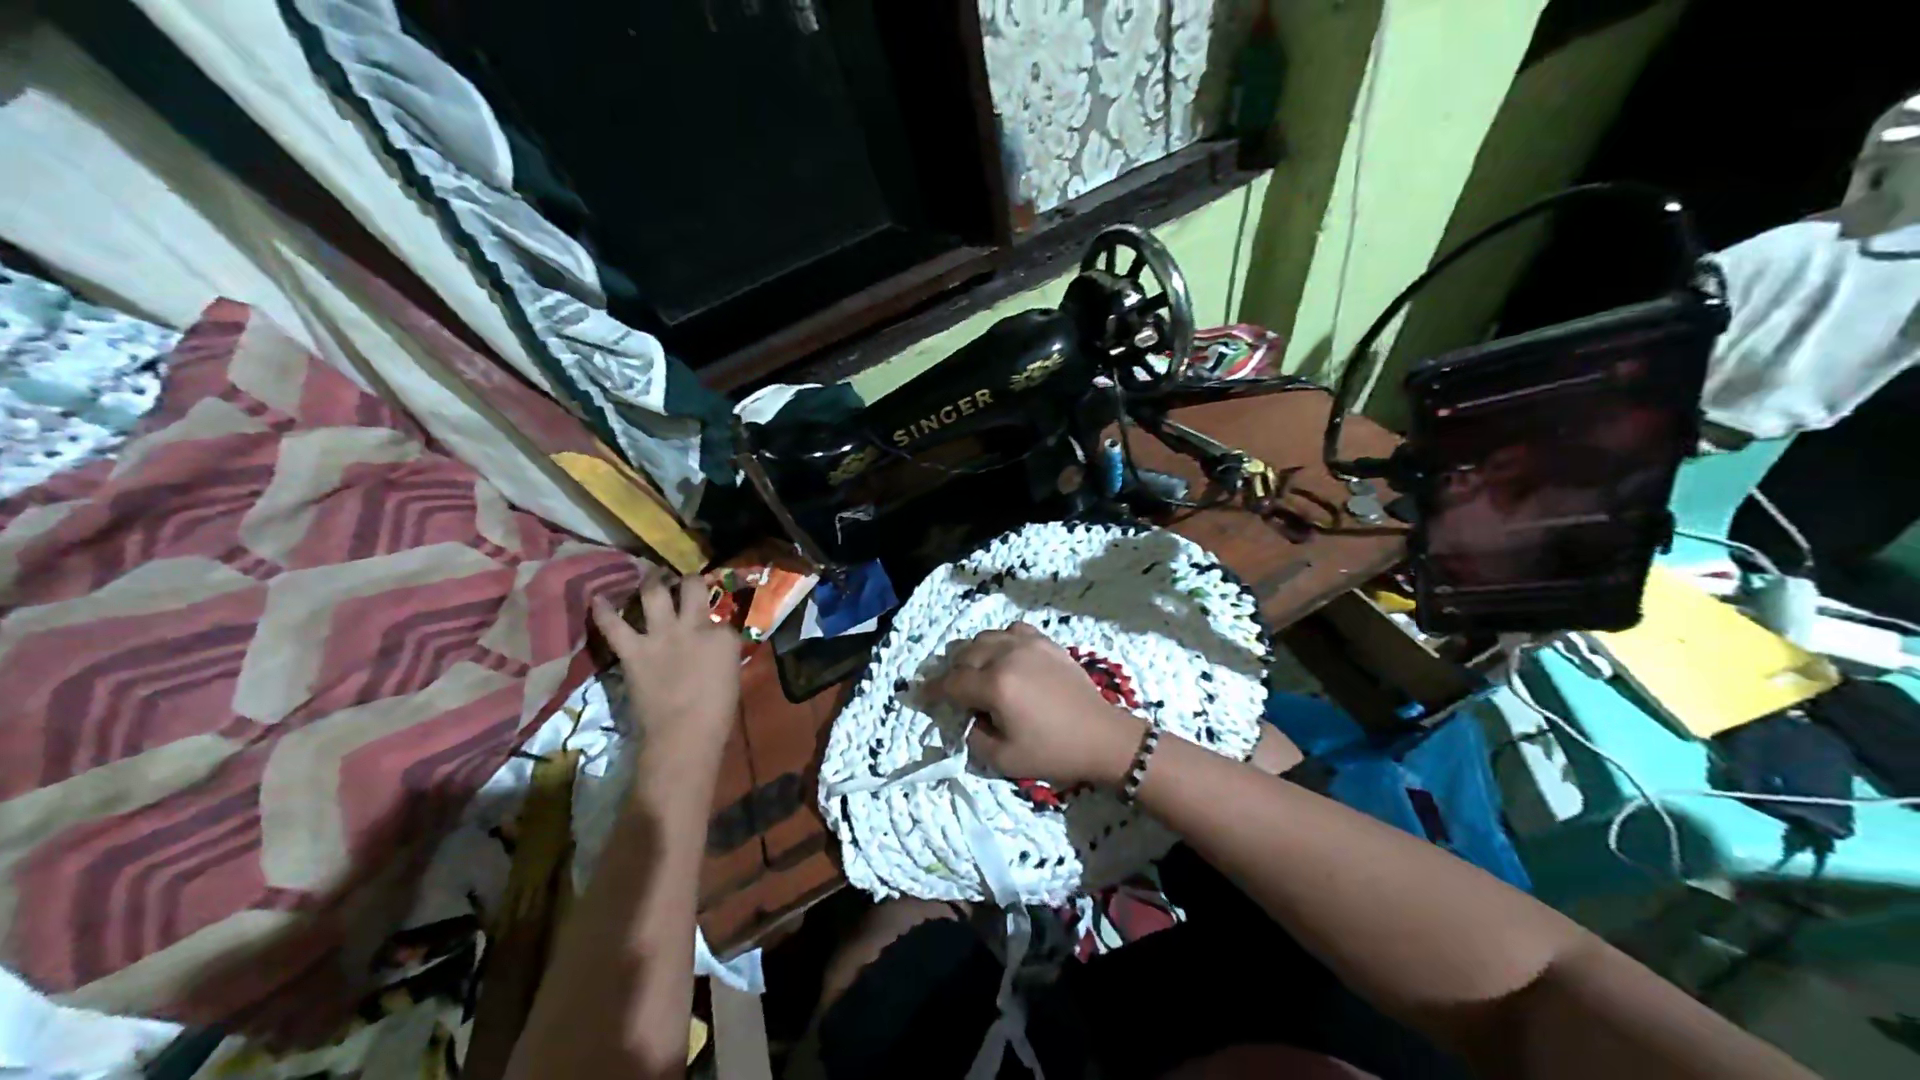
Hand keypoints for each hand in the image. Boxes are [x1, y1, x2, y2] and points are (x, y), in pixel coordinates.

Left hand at [590, 574, 738, 758]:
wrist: (684, 734)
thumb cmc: (717, 713)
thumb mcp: (731, 675)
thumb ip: (720, 654)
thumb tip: (711, 649)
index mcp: (724, 636)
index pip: (720, 616)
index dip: (713, 619)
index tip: (710, 623)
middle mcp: (694, 626)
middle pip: (692, 587)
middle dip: (687, 579)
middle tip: (681, 579)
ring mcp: (661, 635)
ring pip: (654, 593)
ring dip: (651, 581)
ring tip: (649, 576)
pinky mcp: (634, 650)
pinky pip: (613, 625)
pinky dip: (603, 611)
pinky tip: (598, 598)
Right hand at [925, 622, 1146, 788]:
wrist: (1101, 737)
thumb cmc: (1053, 752)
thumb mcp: (1003, 758)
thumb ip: (972, 735)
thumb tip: (964, 716)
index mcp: (995, 685)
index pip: (951, 682)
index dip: (932, 690)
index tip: (921, 696)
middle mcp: (1007, 656)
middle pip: (963, 654)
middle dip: (952, 673)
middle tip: (952, 691)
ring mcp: (1028, 644)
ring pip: (984, 637)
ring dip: (973, 654)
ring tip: (976, 673)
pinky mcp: (1045, 641)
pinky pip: (1011, 631)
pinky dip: (1000, 641)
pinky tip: (1004, 657)